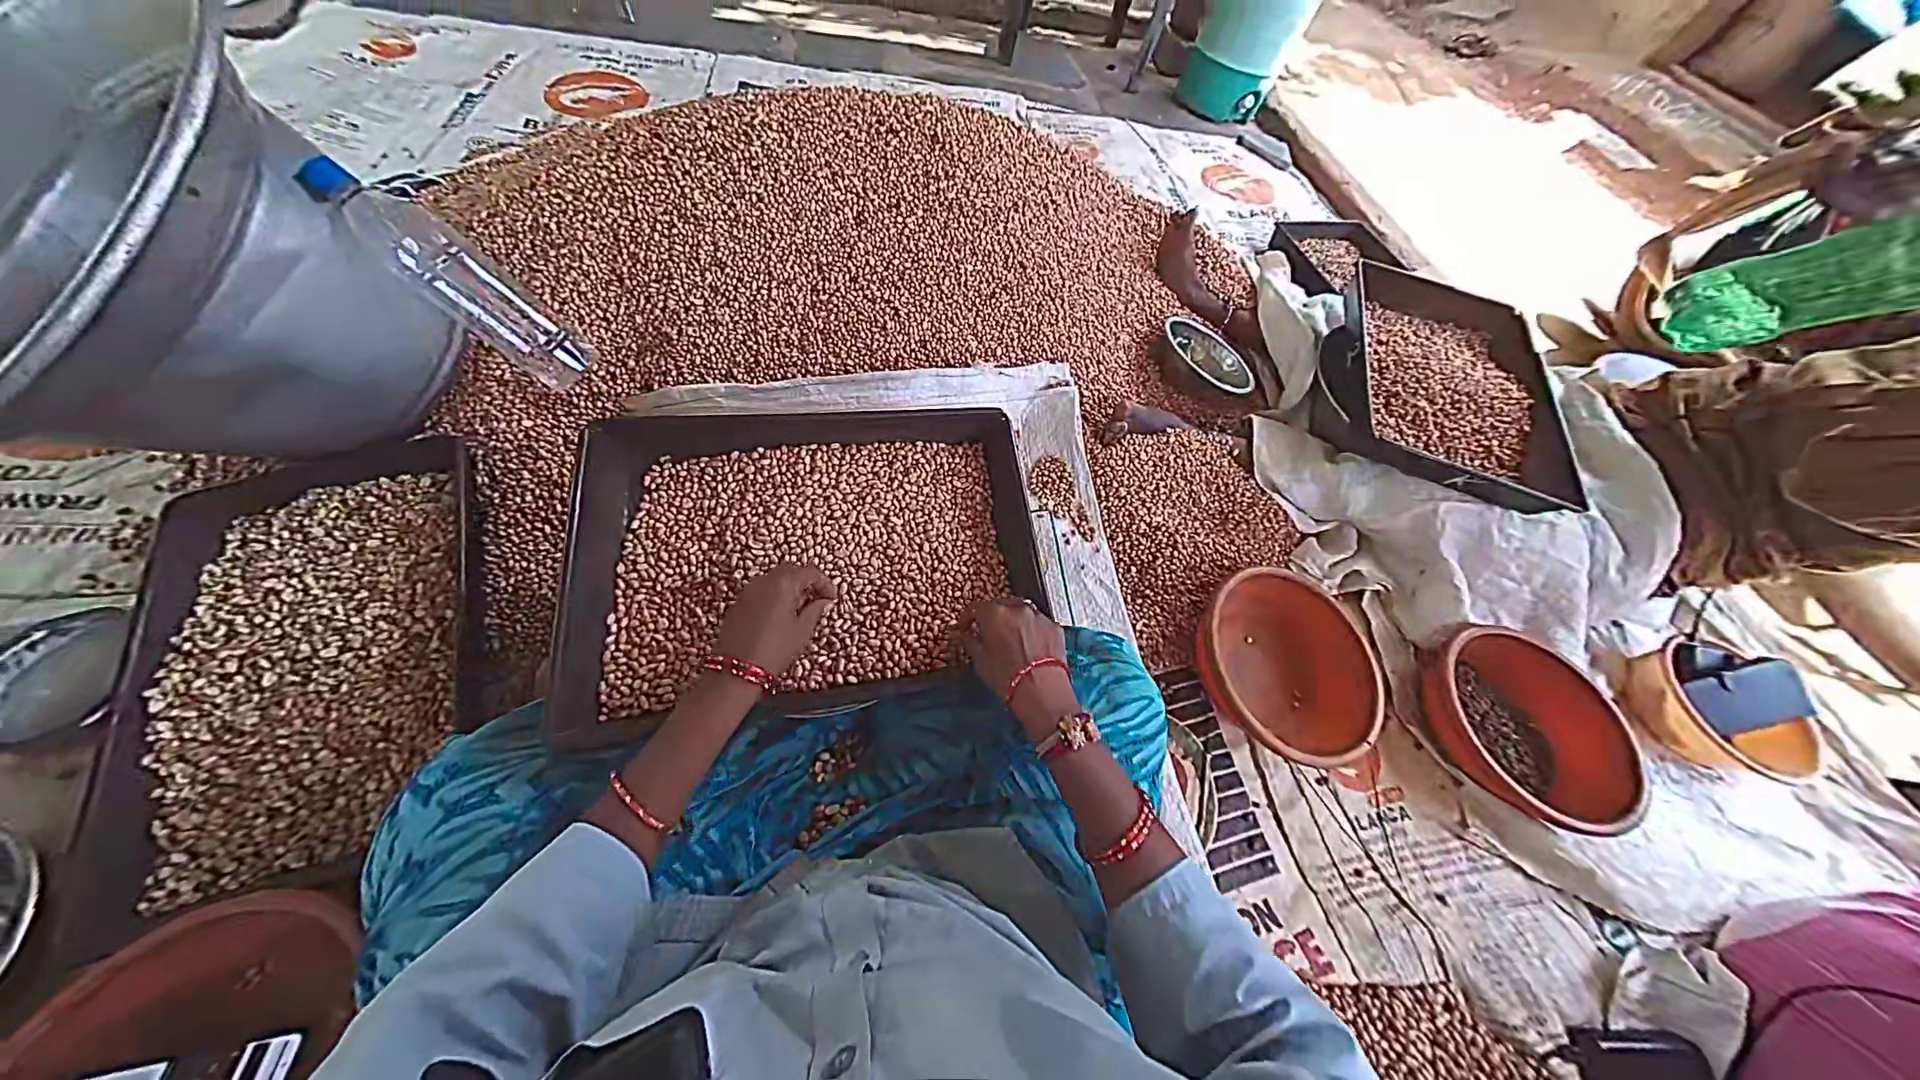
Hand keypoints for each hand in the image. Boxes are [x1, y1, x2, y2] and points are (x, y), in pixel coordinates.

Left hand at [714, 564, 838, 676]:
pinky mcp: (738, 604)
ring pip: (774, 580)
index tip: (831, 597)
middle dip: (806, 582)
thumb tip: (823, 601)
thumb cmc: (774, 650)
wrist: (737, 670)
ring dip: (789, 589)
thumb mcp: (802, 631)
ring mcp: (748, 591)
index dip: (825, 583)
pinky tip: (779, 617)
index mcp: (783, 584)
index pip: (810, 572)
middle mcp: (763, 581)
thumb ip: (815, 610)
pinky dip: (773, 597)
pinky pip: (761, 592)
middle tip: (816, 600)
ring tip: (798, 610)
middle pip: (790, 571)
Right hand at [956, 596, 1078, 734]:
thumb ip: (971, 642)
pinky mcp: (1055, 627)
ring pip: (1022, 612)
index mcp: (995, 614)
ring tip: (1011, 641)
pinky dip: (1033, 630)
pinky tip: (1030, 647)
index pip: (976, 608)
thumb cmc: (1009, 678)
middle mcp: (1018, 609)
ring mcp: (1038, 616)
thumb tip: (966, 636)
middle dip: (994, 618)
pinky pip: (1039, 623)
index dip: (968, 618)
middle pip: (1001, 606)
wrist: (1042, 691)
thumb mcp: (980, 661)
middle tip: (990, 634)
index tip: (966, 626)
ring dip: (1015, 622)